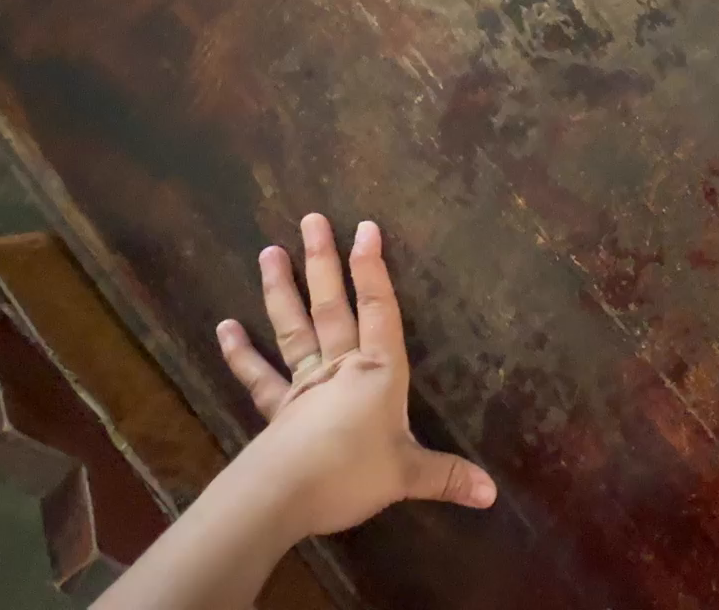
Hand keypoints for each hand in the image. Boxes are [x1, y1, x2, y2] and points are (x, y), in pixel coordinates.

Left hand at [214, 213, 496, 537]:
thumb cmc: (352, 472)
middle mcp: (340, 366)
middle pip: (332, 306)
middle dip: (323, 262)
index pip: (378, 308)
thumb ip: (448, 476)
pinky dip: (240, 354)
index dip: (373, 267)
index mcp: (377, 369)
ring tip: (268, 252)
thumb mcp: (408, 474)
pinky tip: (224, 327)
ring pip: (294, 328)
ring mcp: (304, 386)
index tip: (365, 227)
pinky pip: (259, 377)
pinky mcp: (277, 411)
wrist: (282, 498)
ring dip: (281, 290)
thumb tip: (493, 494)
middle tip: (311, 220)